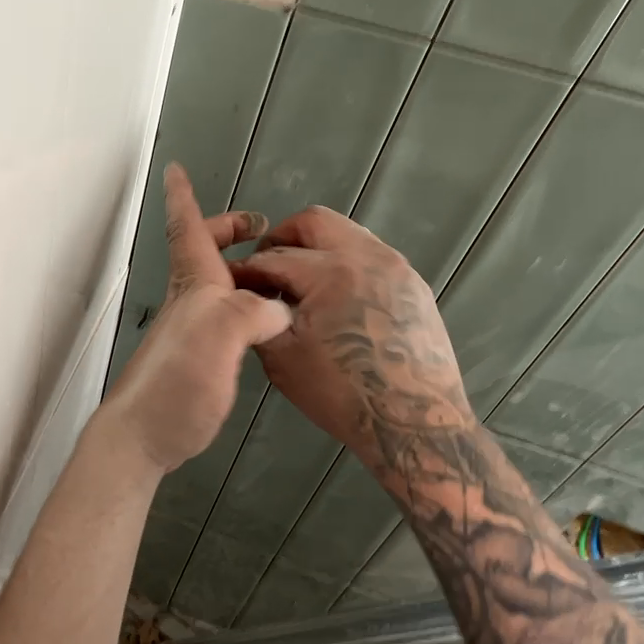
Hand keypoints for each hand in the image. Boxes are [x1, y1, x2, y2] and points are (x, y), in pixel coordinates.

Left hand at [102, 165, 291, 472]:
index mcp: (194, 288)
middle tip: (259, 228)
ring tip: (276, 274)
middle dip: (227, 231)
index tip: (174, 169)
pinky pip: (225, 317)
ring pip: (215, 285)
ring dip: (241, 268)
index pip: (187, 232)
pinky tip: (266, 324)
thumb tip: (281, 311)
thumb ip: (253, 311)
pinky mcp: (198, 361)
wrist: (142, 437)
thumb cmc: (177, 382)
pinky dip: (246, 305)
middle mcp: (189, 304)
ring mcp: (191, 333)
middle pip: (202, 254)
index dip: (182, 198)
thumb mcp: (219, 335)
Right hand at [228, 206, 471, 469]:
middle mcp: (366, 256)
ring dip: (315, 249)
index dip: (245, 270)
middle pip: (313, 223)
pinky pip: (370, 256)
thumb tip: (242, 297)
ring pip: (346, 234)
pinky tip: (333, 299)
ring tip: (300, 284)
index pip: (273, 258)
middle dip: (281, 239)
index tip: (231, 282)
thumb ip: (256, 316)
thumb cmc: (341, 394)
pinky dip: (344, 264)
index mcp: (330, 273)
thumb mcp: (281, 358)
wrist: (412, 421)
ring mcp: (395, 267)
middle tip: (266, 268)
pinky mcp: (412, 284)